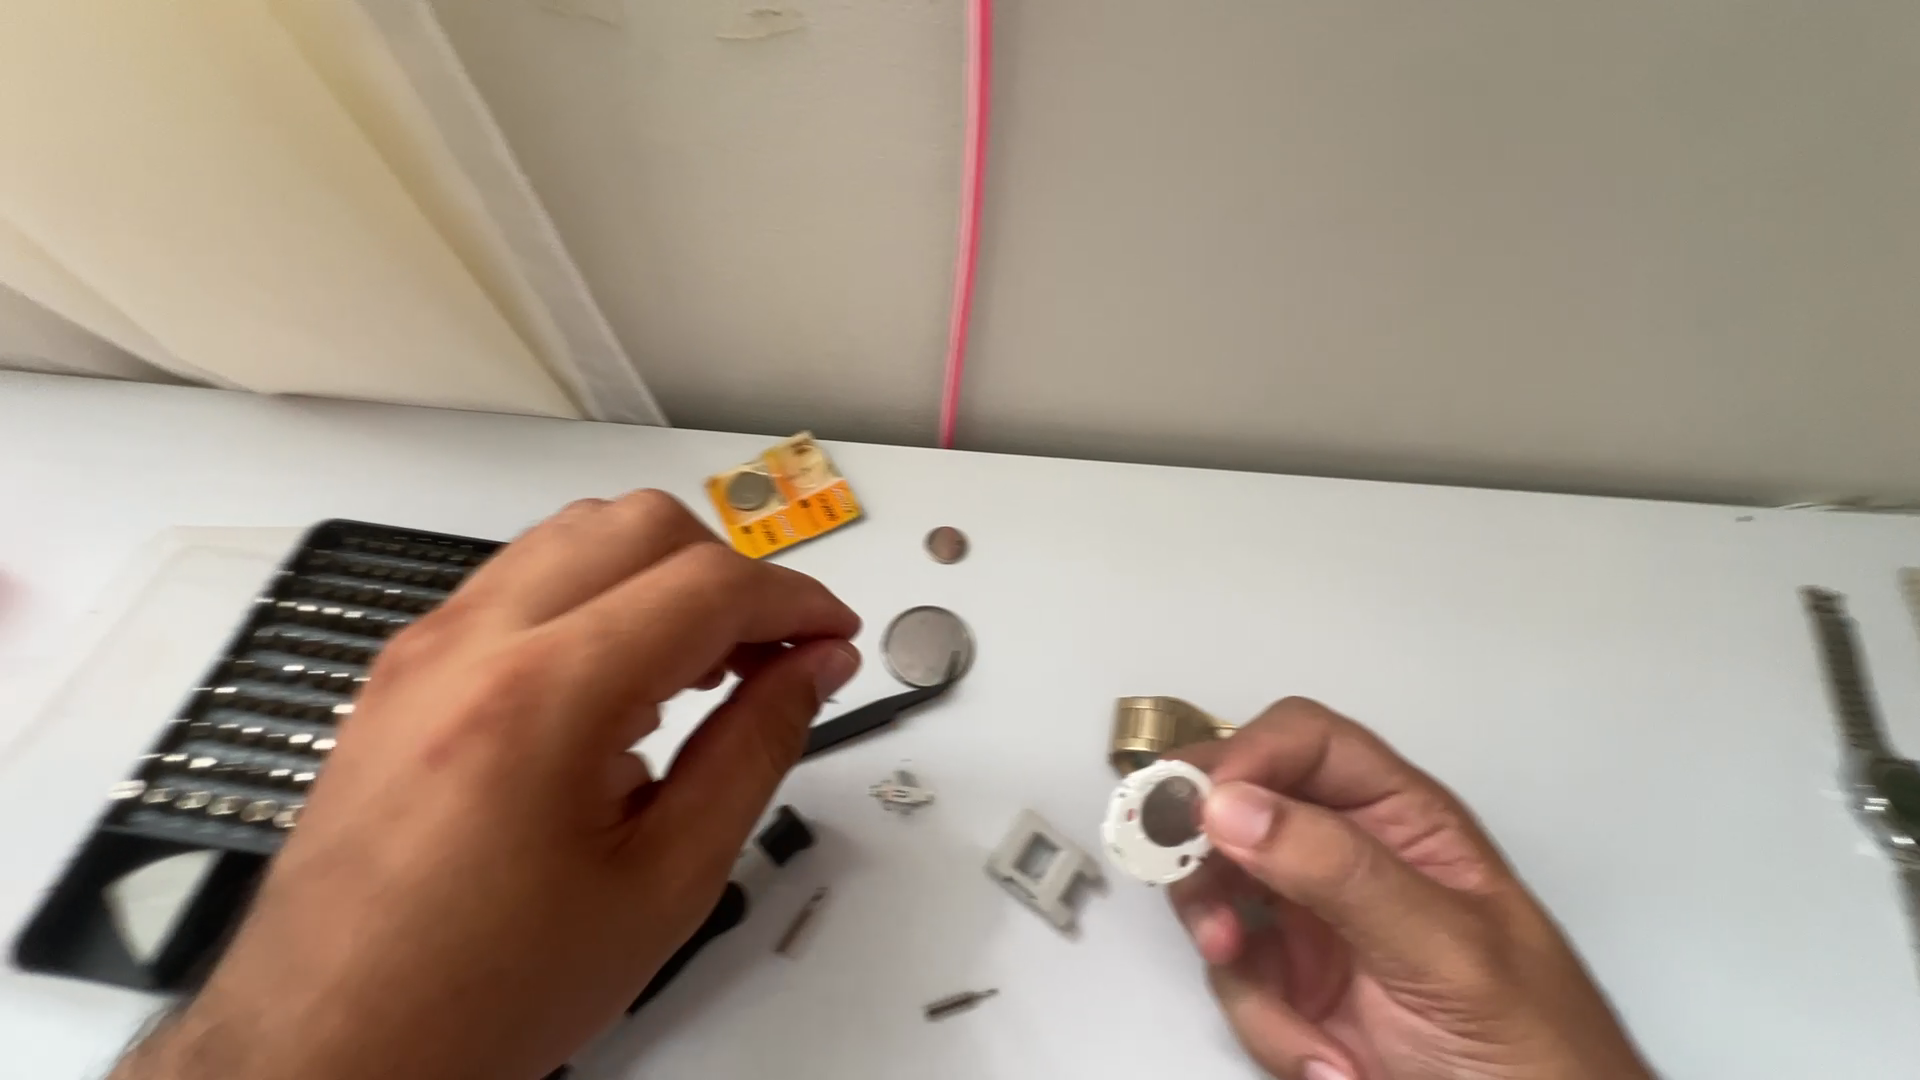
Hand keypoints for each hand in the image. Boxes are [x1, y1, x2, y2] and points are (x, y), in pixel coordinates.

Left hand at [113, 492, 861, 1079]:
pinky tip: (639, 664)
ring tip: (713, 655)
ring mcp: (431, 643)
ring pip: (590, 528)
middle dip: (737, 573)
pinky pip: (539, 570)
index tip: (835, 637)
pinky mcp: (416, 658)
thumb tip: (817, 665)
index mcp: (538, 703)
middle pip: (646, 524)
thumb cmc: (491, 993)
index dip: (796, 600)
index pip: (706, 586)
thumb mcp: (670, 878)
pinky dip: (616, 587)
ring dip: (675, 572)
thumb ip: (759, 745)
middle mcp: (471, 645)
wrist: (327, 1053)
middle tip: (777, 648)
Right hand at [1170, 698, 1650, 1079]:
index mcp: (1397, 817)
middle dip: (1206, 847)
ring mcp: (1307, 913)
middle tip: (1189, 885)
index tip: (1201, 806)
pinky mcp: (1286, 978)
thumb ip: (1339, 871)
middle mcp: (1340, 849)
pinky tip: (1322, 1062)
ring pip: (1215, 882)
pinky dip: (1258, 1016)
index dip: (1248, 754)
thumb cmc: (1527, 1054)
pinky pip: (1231, 969)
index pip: (1305, 741)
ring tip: (1247, 976)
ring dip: (1218, 932)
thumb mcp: (1446, 954)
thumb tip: (1223, 802)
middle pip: (1237, 801)